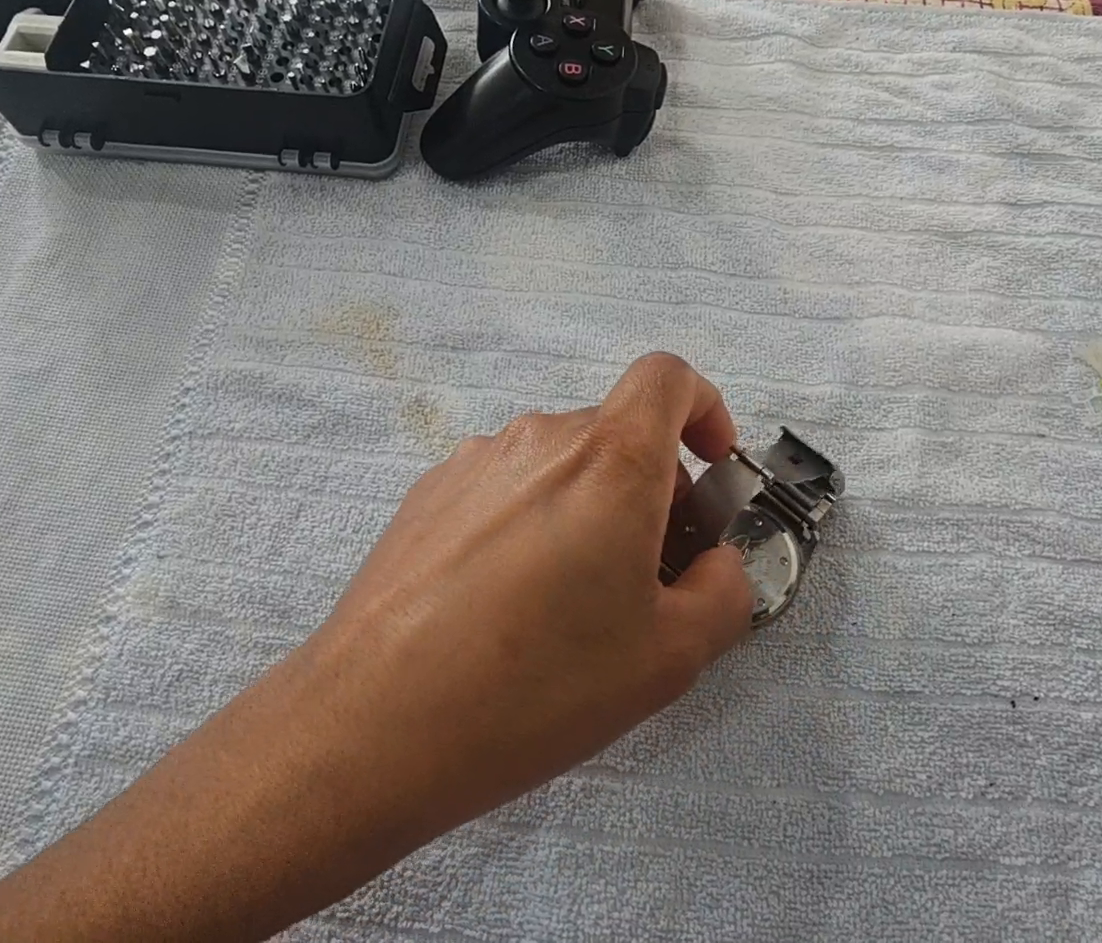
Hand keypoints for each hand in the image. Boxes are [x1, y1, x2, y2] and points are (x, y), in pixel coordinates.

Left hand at [298, 350, 754, 836]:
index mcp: (609, 460)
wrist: (375, 723)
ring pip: (561, 466)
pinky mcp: (429, 495)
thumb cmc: (532, 685)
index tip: (710, 462)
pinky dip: (534, 523)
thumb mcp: (670, 656)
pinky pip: (507, 490)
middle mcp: (539, 441)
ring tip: (574, 603)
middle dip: (653, 490)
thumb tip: (716, 564)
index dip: (704, 407)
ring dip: (590, 511)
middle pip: (617, 434)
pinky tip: (511, 604)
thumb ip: (725, 592)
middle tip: (650, 575)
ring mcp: (475, 463)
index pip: (668, 378)